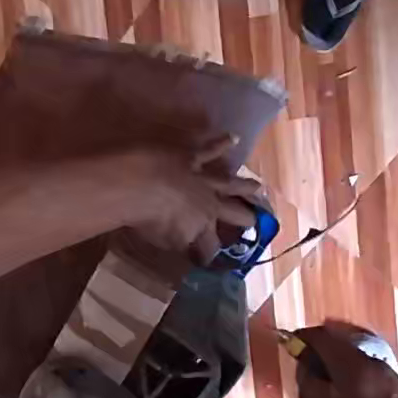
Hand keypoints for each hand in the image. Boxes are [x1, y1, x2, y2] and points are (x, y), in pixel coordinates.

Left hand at [120, 136, 265, 263]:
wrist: (140, 185)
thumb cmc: (147, 220)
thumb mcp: (161, 240)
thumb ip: (177, 244)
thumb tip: (187, 248)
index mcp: (201, 228)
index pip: (210, 246)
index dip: (209, 254)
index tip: (207, 259)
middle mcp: (209, 204)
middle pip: (232, 213)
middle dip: (243, 219)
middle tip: (254, 222)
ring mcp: (203, 179)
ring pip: (229, 182)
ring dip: (243, 184)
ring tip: (257, 186)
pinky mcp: (192, 157)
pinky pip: (210, 149)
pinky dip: (222, 142)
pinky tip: (234, 138)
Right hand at [293, 322, 397, 397]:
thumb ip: (310, 386)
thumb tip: (302, 364)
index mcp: (354, 366)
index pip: (322, 335)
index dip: (302, 338)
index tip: (288, 346)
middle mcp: (373, 362)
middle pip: (340, 341)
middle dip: (319, 349)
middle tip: (302, 367)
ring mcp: (389, 374)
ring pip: (352, 356)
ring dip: (334, 362)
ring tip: (320, 386)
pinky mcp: (397, 388)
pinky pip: (364, 369)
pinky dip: (348, 373)